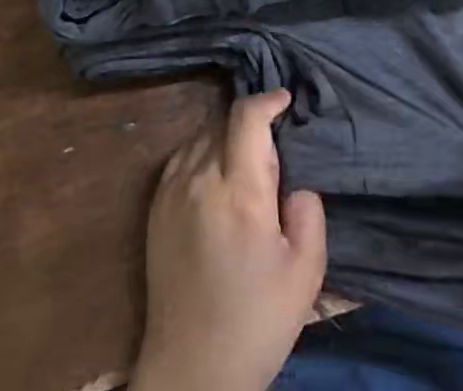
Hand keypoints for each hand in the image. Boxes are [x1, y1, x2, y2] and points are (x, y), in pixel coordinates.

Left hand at [129, 89, 326, 390]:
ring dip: (226, 138)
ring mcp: (170, 191)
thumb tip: (292, 182)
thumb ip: (308, 212)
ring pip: (201, 137)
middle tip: (272, 160)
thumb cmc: (257, 320)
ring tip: (246, 170)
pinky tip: (216, 180)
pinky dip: (203, 154)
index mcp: (238, 192)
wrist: (192, 365)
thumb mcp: (306, 271)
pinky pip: (182, 158)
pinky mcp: (154, 206)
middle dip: (252, 125)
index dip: (267, 99)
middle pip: (223, 122)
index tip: (285, 99)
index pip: (246, 118)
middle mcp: (198, 179)